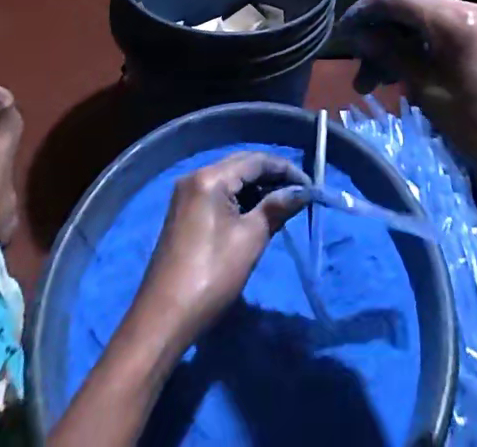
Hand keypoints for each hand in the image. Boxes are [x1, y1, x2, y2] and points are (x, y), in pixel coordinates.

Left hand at [131, 151, 307, 344]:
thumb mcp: (251, 239)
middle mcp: (194, 177)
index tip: (311, 185)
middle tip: (301, 193)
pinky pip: (218, 194)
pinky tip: (258, 213)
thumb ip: (277, 208)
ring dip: (257, 188)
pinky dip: (240, 200)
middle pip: (241, 165)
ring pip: (230, 180)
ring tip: (285, 204)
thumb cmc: (212, 274)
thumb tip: (302, 192)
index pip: (255, 160)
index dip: (286, 168)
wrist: (165, 316)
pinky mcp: (184, 212)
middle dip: (272, 176)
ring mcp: (186, 195)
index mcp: (210, 177)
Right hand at [340, 0, 476, 193]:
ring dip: (395, 45)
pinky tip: (402, 77)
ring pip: (422, 21)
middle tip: (358, 71)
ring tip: (373, 84)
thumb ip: (392, 55)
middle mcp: (468, 8)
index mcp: (454, 18)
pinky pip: (440, 32)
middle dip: (377, 32)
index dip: (363, 11)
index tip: (340, 35)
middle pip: (408, 5)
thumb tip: (359, 35)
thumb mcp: (429, 91)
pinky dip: (417, 49)